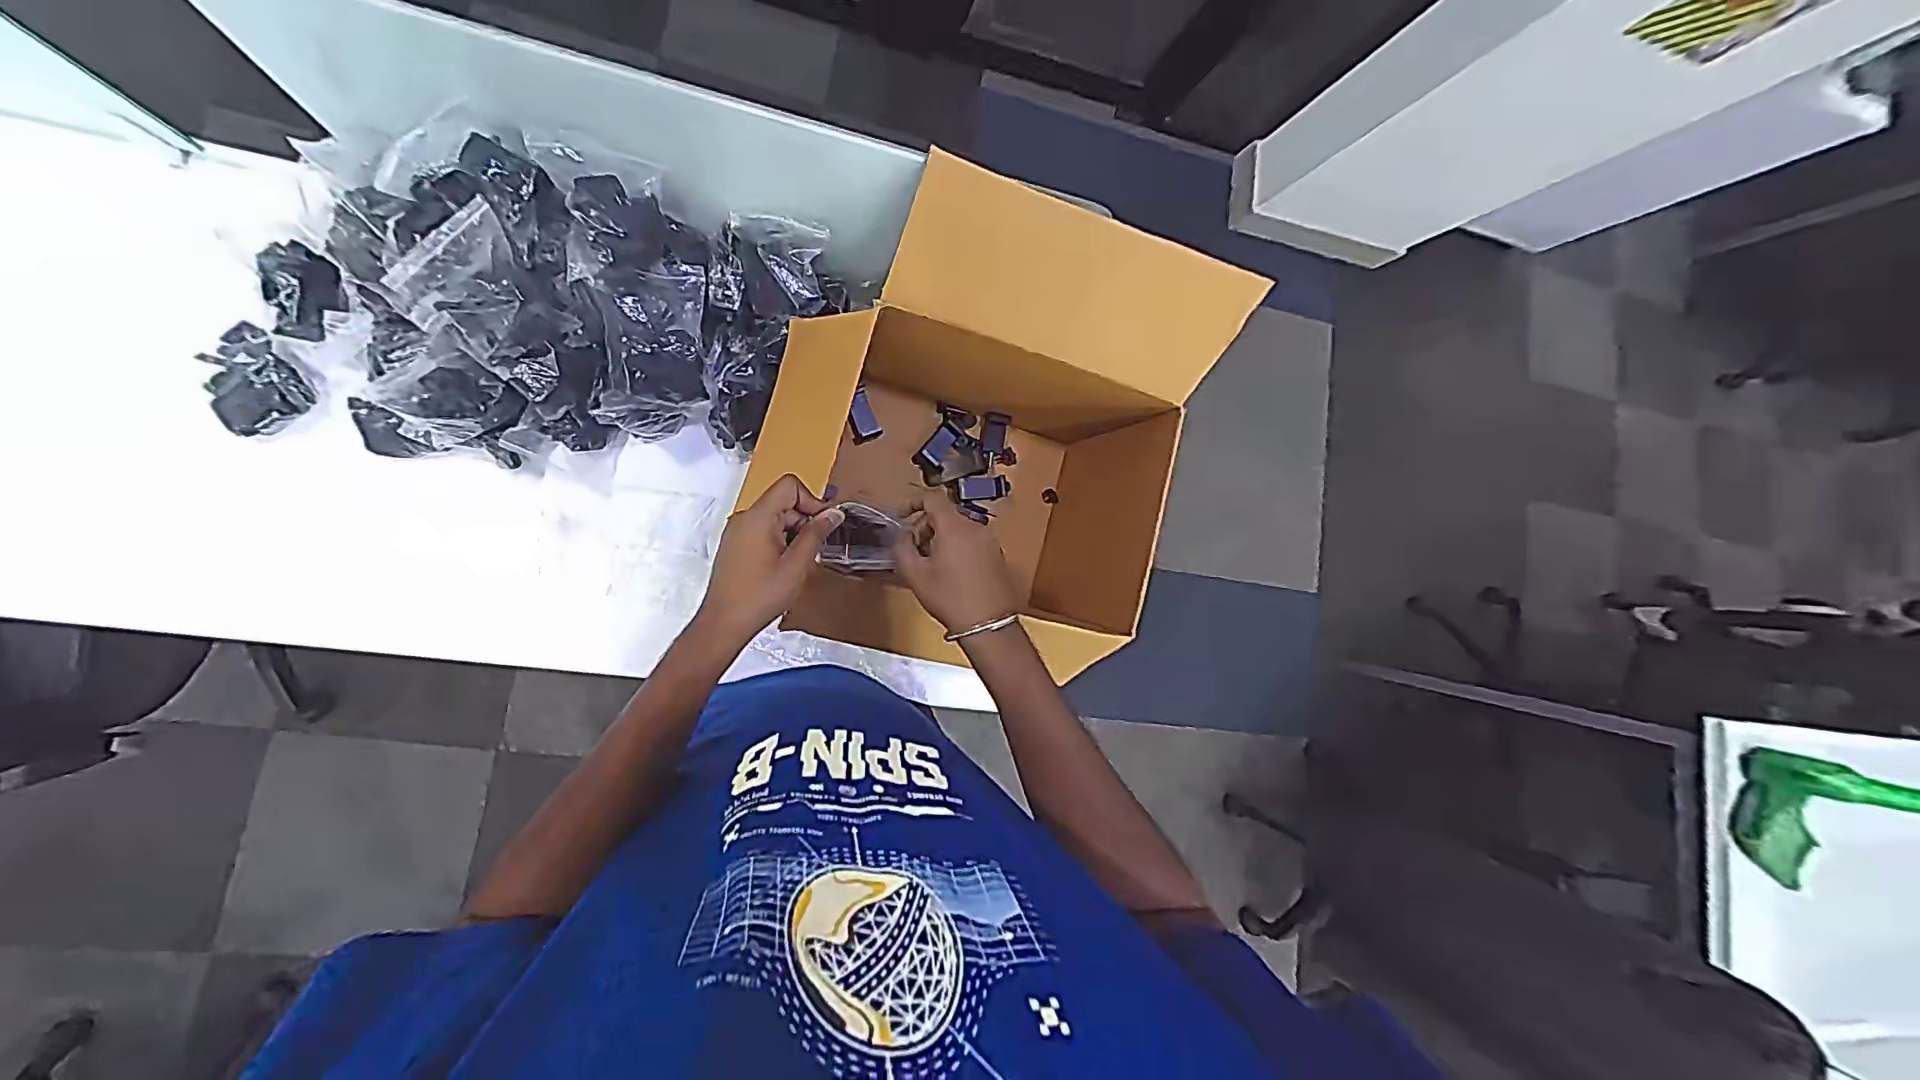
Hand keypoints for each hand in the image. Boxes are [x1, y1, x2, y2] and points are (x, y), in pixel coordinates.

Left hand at [695, 475, 842, 644]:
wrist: (725, 622)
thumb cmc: (758, 597)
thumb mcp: (797, 565)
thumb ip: (816, 534)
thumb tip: (833, 514)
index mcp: (757, 518)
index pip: (789, 486)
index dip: (812, 501)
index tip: (824, 524)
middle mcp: (744, 519)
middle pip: (783, 502)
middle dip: (805, 521)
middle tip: (815, 548)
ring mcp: (738, 532)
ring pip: (775, 518)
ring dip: (794, 534)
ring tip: (800, 562)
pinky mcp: (736, 545)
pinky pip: (764, 531)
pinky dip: (781, 542)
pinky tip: (786, 566)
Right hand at [891, 494, 1019, 631]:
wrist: (987, 623)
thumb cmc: (949, 599)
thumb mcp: (914, 574)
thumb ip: (902, 547)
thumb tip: (904, 535)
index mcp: (954, 527)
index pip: (932, 498)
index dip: (912, 502)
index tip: (902, 516)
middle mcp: (976, 527)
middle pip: (945, 513)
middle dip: (925, 526)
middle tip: (915, 549)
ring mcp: (990, 540)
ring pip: (959, 527)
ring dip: (941, 537)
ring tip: (932, 563)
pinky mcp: (997, 553)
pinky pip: (972, 539)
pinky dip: (958, 546)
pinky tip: (951, 571)